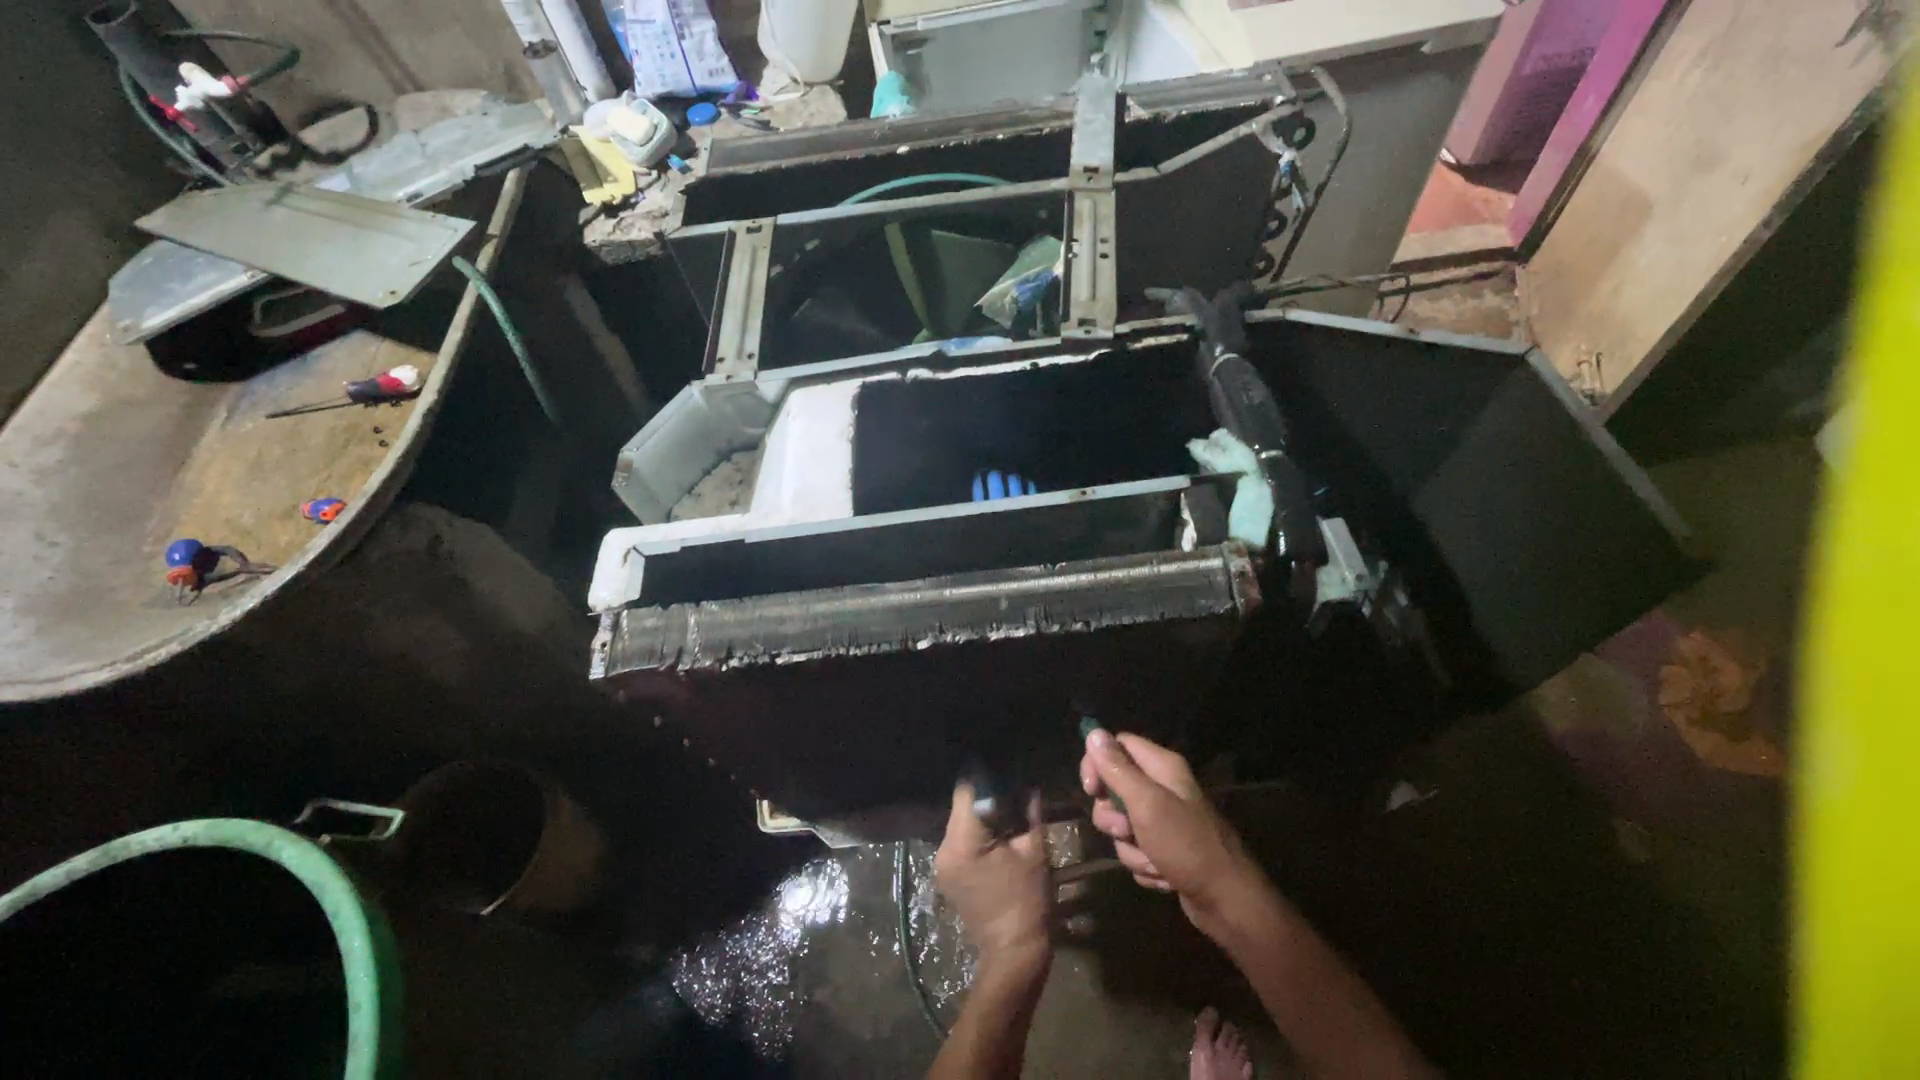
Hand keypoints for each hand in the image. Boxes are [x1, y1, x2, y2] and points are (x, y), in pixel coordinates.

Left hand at [934, 782, 1053, 966]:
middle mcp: (943, 849)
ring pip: (961, 821)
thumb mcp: (1034, 852)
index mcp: (961, 843)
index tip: (1004, 761)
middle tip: (1011, 780)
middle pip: (962, 805)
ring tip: (1008, 803)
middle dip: (987, 793)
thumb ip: (1029, 811)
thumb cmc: (1028, 902)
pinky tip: (999, 828)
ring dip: (983, 811)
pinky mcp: (947, 874)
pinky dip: (978, 830)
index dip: (986, 774)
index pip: (967, 791)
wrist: (1014, 954)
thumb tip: (1029, 782)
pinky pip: (961, 840)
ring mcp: (941, 864)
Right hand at [1079, 728, 1266, 941]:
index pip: (1118, 746)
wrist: (1226, 899)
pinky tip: (1164, 875)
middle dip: (1113, 819)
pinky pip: (1136, 851)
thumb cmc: (1186, 845)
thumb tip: (1094, 732)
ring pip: (1123, 827)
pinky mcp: (1165, 849)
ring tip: (1155, 862)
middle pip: (1115, 790)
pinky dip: (1144, 865)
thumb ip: (1118, 769)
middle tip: (1126, 830)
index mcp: (1163, 768)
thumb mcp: (1147, 803)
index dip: (1098, 764)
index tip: (1091, 791)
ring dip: (1131, 850)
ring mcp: (1165, 821)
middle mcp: (1164, 789)